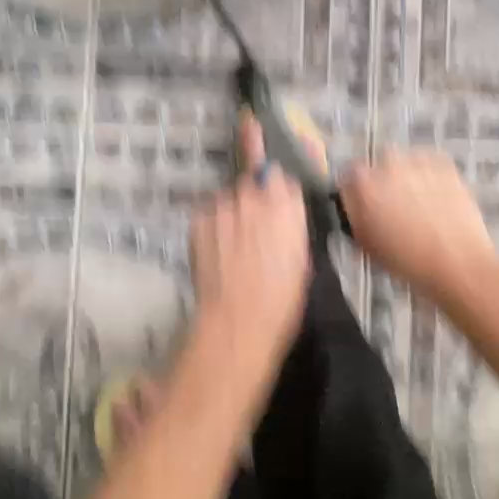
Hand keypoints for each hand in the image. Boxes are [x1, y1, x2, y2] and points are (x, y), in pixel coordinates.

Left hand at [186, 172, 310, 385]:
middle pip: (251, 184)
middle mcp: (255, 198)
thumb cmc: (280, 302)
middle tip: (251, 228)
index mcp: (286, 207)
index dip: (277, 190)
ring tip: (229, 243)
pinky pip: (206, 213)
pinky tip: (213, 250)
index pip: (281, 177)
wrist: (237, 321)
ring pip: (226, 198)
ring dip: (229, 213)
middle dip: (252, 200)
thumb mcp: (300, 261)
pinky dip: (209, 225)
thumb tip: (286, 213)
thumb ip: (292, 227)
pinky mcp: (198, 219)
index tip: (275, 203)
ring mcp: (223, 206)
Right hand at [340, 150, 498, 306]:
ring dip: (407, 177)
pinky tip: (436, 198)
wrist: (459, 264)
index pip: (350, 176)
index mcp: (363, 185)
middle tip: (394, 207)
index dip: (357, 191)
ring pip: (405, 163)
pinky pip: (429, 163)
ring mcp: (417, 161)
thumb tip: (354, 206)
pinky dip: (430, 176)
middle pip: (378, 166)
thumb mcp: (367, 245)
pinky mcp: (443, 163)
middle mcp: (387, 164)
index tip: (366, 205)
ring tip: (419, 203)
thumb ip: (354, 218)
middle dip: (383, 182)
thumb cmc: (408, 262)